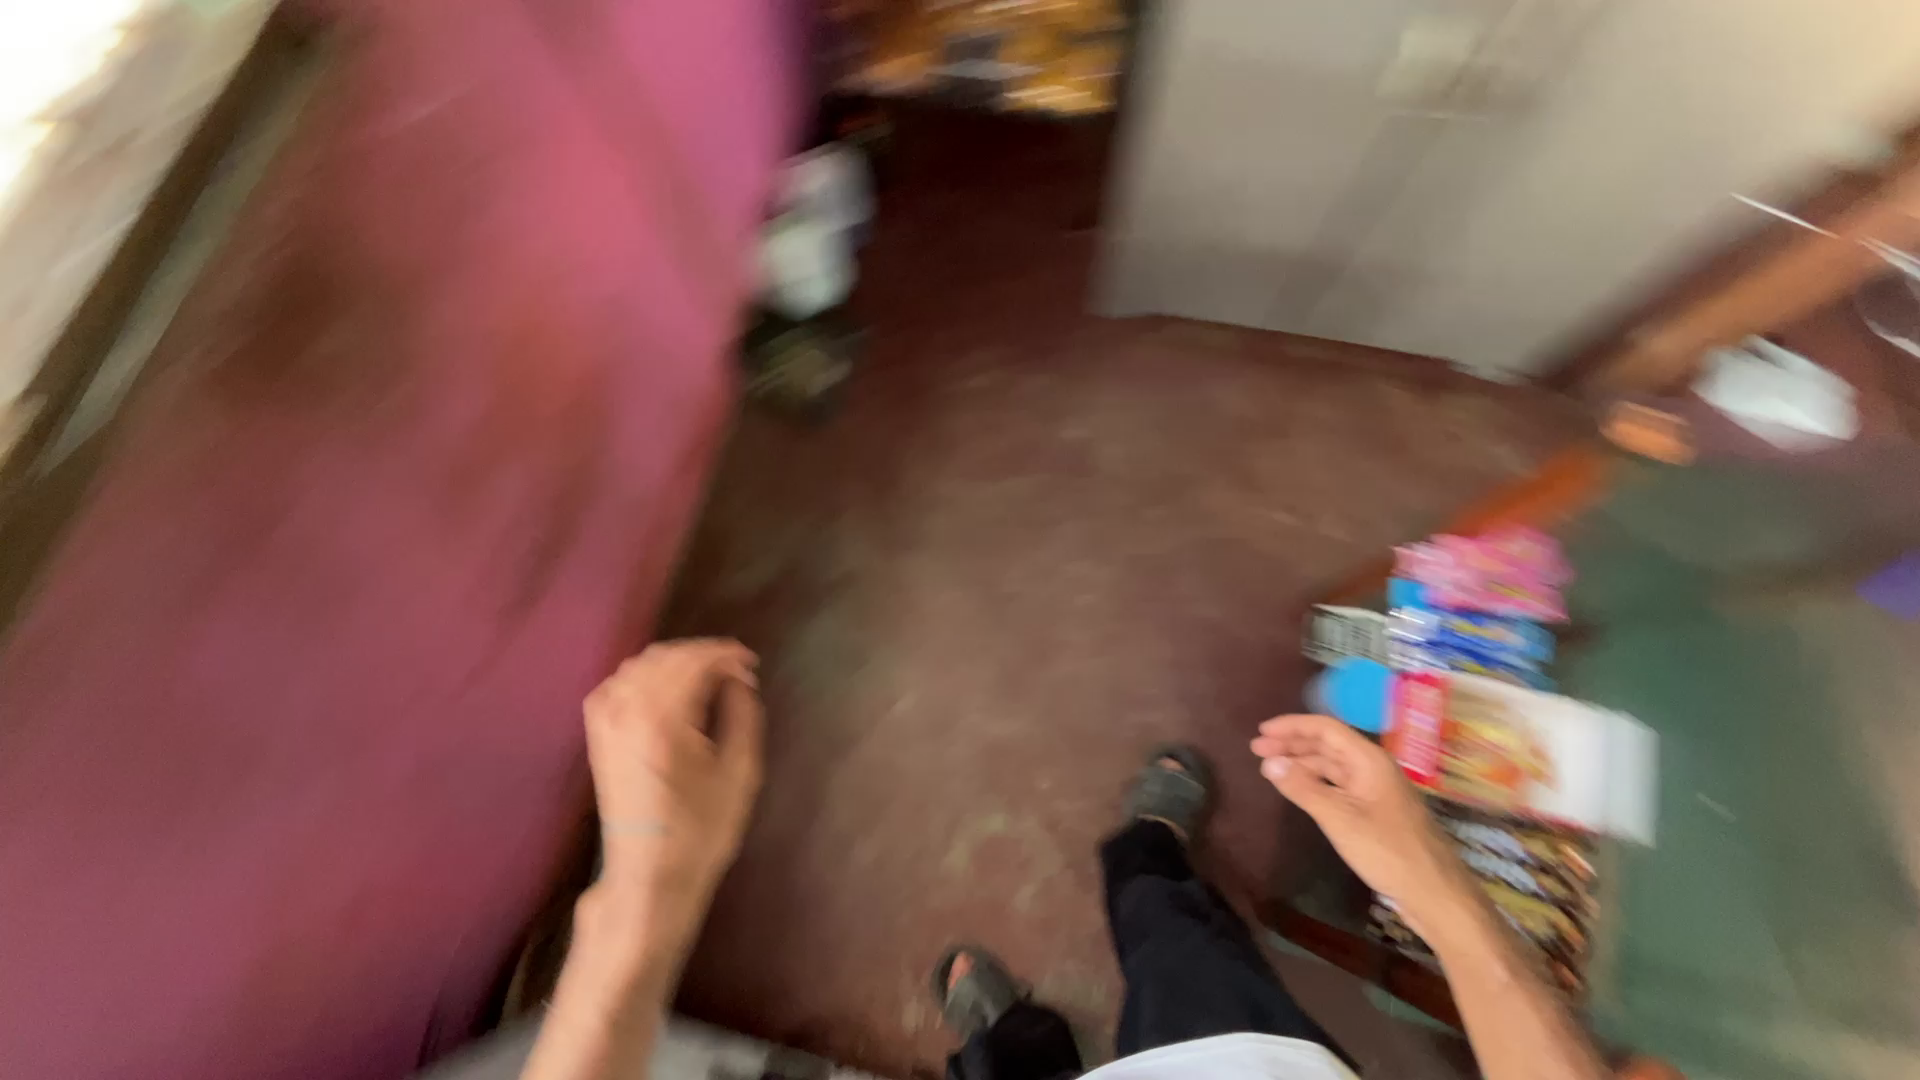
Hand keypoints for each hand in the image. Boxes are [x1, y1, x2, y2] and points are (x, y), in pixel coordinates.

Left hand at [582, 639, 763, 910]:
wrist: (649, 874)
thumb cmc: (702, 828)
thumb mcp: (740, 772)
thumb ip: (742, 713)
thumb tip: (739, 679)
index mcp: (664, 721)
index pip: (695, 662)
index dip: (726, 654)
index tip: (750, 663)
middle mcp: (627, 713)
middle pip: (668, 656)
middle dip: (705, 654)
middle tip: (735, 669)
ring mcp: (606, 724)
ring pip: (640, 664)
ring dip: (677, 660)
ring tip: (707, 676)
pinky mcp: (598, 736)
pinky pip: (617, 683)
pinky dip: (645, 674)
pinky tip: (666, 687)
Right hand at [1250, 714, 1471, 932]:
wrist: (1436, 895)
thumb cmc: (1388, 851)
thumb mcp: (1339, 818)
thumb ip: (1302, 788)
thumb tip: (1269, 762)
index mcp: (1369, 761)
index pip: (1325, 729)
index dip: (1292, 726)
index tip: (1261, 732)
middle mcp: (1374, 768)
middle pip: (1328, 744)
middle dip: (1292, 743)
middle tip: (1257, 749)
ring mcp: (1377, 790)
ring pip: (1333, 765)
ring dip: (1302, 763)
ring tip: (1271, 768)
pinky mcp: (1377, 811)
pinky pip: (1340, 785)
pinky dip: (1316, 782)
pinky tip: (1300, 790)